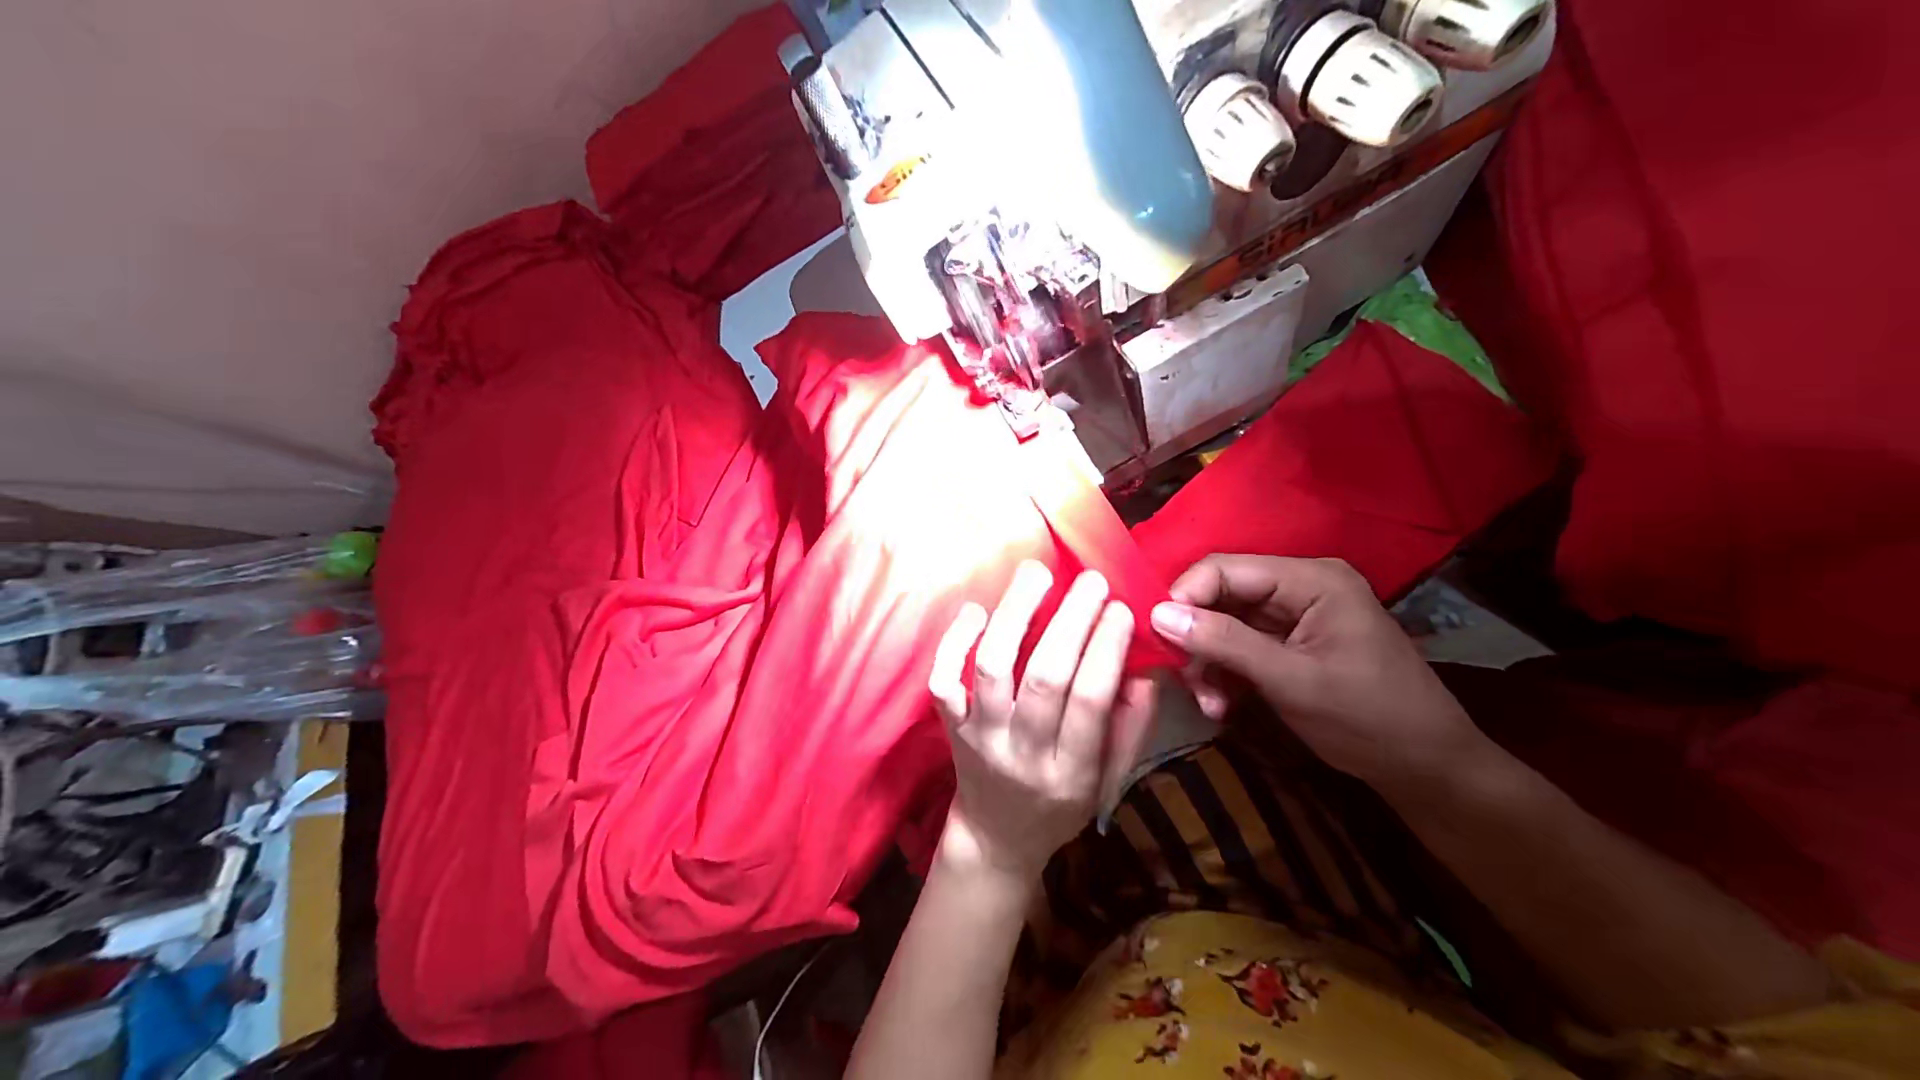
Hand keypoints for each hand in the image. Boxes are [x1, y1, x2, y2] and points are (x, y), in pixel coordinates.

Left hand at [930, 562, 1153, 883]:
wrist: (996, 837)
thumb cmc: (1061, 806)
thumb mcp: (1109, 782)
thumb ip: (1130, 728)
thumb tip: (1144, 668)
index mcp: (1070, 772)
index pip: (1090, 701)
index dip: (1107, 649)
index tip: (1121, 608)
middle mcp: (1021, 753)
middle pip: (1044, 678)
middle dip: (1071, 622)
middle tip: (1092, 581)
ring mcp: (978, 738)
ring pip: (992, 668)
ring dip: (1015, 614)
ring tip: (1037, 573)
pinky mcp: (949, 727)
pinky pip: (942, 681)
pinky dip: (953, 642)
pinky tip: (976, 610)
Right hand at [1148, 555, 1490, 790]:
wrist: (1425, 768)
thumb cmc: (1368, 718)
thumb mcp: (1291, 681)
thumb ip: (1225, 643)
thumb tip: (1157, 614)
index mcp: (1311, 580)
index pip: (1226, 568)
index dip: (1185, 596)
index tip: (1158, 638)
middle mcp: (1300, 587)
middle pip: (1221, 595)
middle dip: (1197, 638)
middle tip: (1184, 680)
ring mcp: (1294, 615)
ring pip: (1223, 624)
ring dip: (1208, 663)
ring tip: (1208, 704)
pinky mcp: (1289, 642)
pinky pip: (1239, 646)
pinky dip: (1224, 674)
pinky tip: (1222, 706)